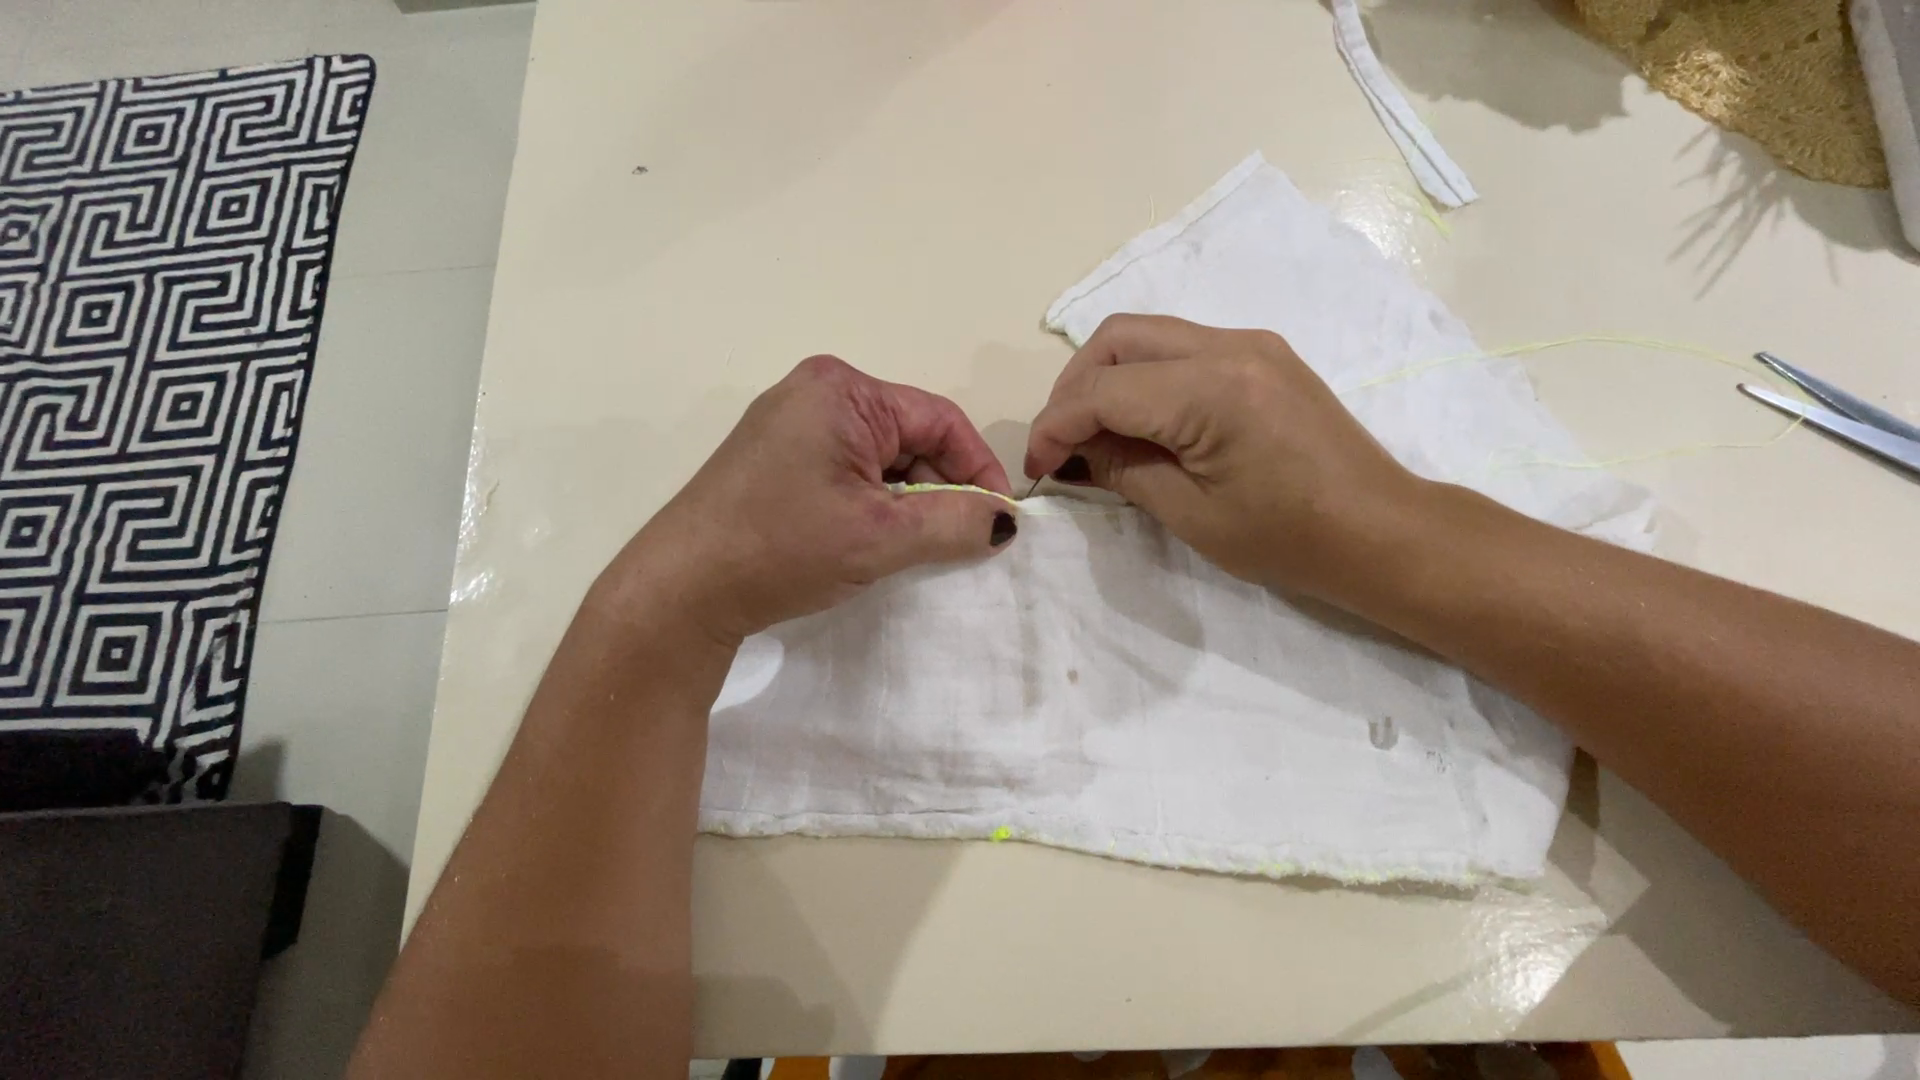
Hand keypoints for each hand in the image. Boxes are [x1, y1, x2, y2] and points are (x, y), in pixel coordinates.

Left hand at [608, 355, 1017, 644]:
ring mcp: (790, 425)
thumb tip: (1007, 521)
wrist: (680, 591)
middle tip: (960, 540)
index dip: (978, 468)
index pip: (939, 420)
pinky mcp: (776, 459)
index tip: (1000, 520)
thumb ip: (955, 522)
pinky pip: (848, 471)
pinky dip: (873, 504)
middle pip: (909, 436)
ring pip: (880, 458)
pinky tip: (875, 540)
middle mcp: (816, 393)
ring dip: (907, 500)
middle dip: (940, 488)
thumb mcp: (881, 536)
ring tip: (916, 547)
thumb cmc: (783, 549)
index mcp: (842, 390)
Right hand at [1024, 314, 1420, 599]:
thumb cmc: (1288, 538)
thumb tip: (1077, 450)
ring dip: (1105, 377)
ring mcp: (1249, 343)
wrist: (1380, 531)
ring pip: (1146, 336)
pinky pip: (1179, 349)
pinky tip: (1137, 423)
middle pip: (1117, 338)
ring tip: (1092, 434)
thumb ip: (1123, 469)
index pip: (1102, 390)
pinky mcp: (1260, 355)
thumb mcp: (1190, 514)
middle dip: (1073, 387)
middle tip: (1062, 442)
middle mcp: (1229, 346)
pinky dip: (1142, 378)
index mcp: (1212, 390)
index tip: (1037, 466)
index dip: (1055, 426)